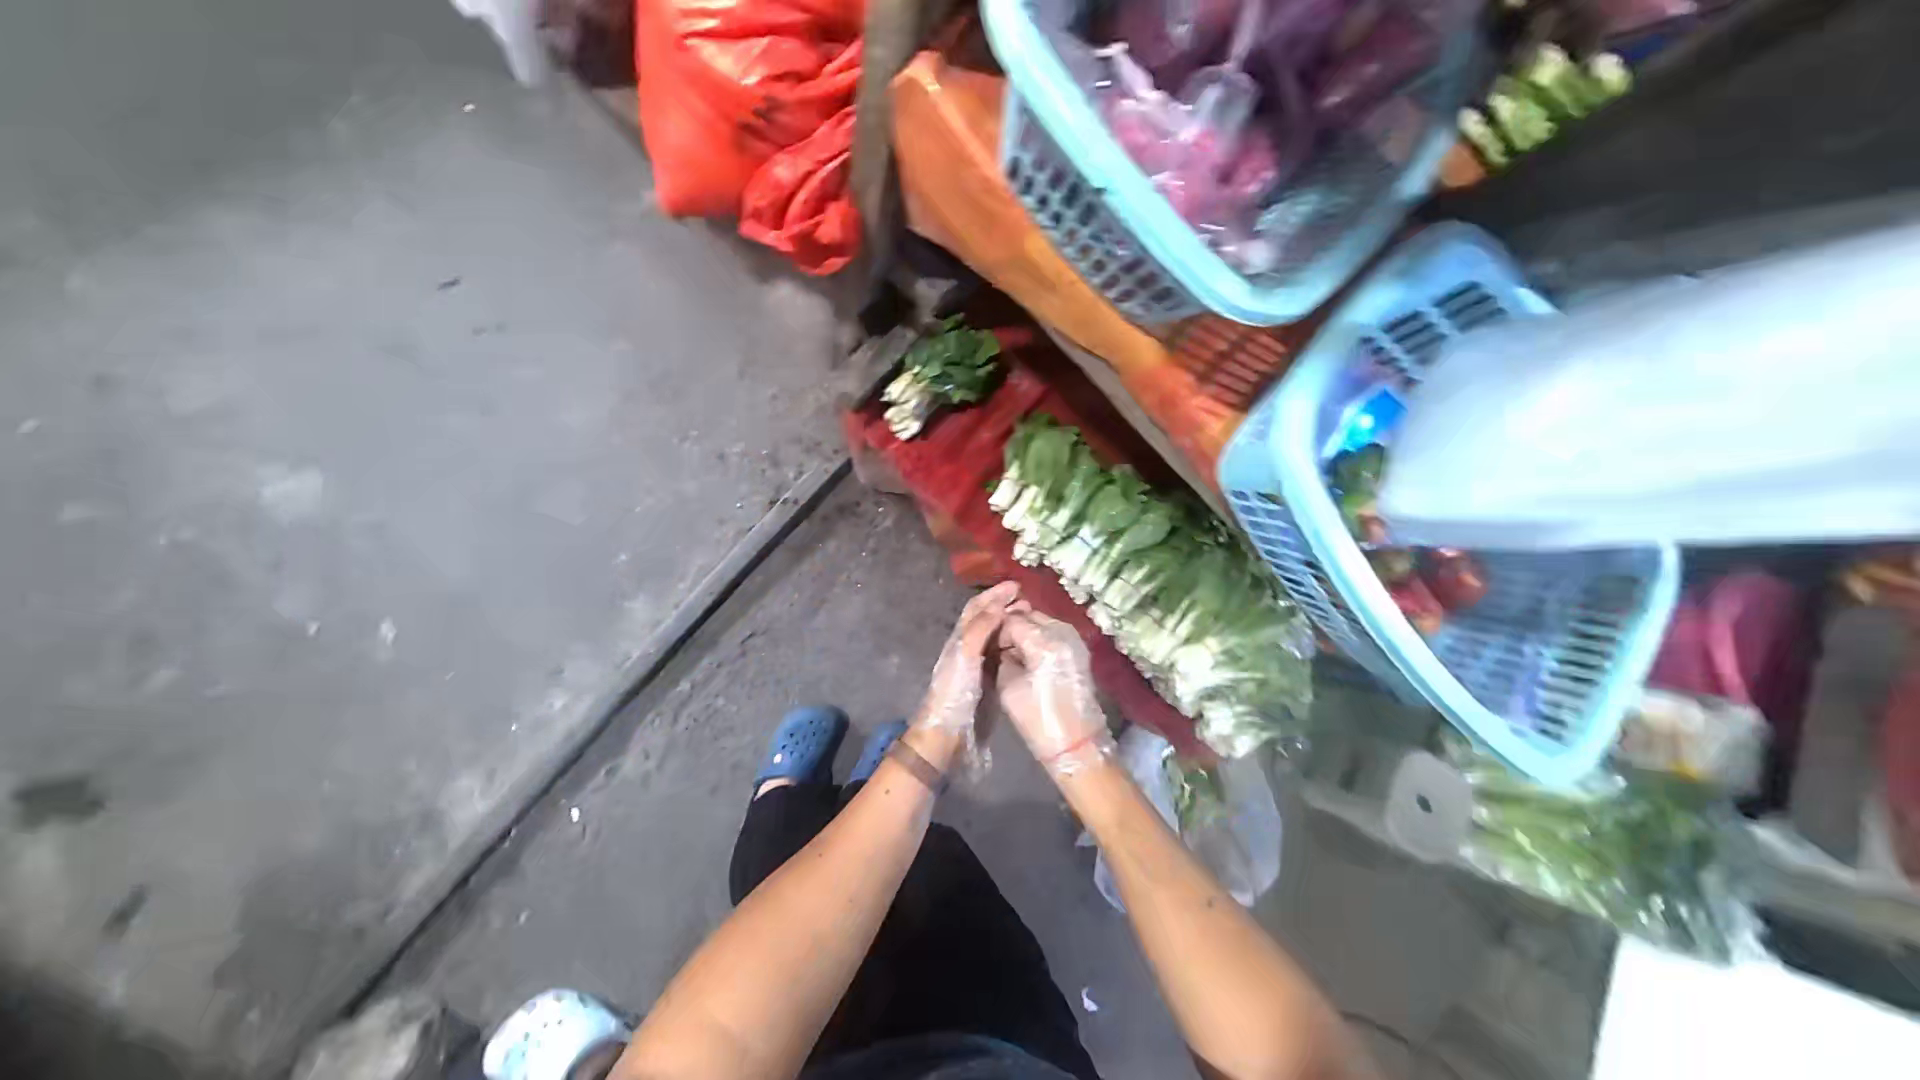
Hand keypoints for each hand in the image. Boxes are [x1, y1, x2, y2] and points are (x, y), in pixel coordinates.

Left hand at [910, 581, 1020, 767]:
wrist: (948, 735)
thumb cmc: (953, 693)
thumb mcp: (964, 657)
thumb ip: (979, 629)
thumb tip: (999, 604)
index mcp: (959, 640)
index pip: (976, 609)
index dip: (994, 594)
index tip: (1016, 586)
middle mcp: (968, 649)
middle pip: (988, 620)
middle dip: (1006, 607)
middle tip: (1030, 602)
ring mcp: (979, 667)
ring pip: (997, 638)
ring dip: (1012, 625)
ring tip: (1033, 620)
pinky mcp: (990, 683)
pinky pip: (1004, 657)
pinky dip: (1015, 646)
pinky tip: (1029, 647)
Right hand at [994, 605, 1113, 778]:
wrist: (1077, 744)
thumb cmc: (1038, 719)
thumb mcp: (1008, 686)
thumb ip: (1002, 656)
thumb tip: (1001, 645)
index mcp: (1045, 642)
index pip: (1013, 620)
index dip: (998, 632)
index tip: (990, 647)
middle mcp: (1064, 633)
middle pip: (1030, 615)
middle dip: (1013, 627)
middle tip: (1001, 648)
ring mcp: (1075, 640)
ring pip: (1043, 621)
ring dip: (1027, 631)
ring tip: (1015, 653)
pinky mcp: (1079, 650)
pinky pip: (1054, 632)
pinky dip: (1040, 638)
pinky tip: (1031, 657)